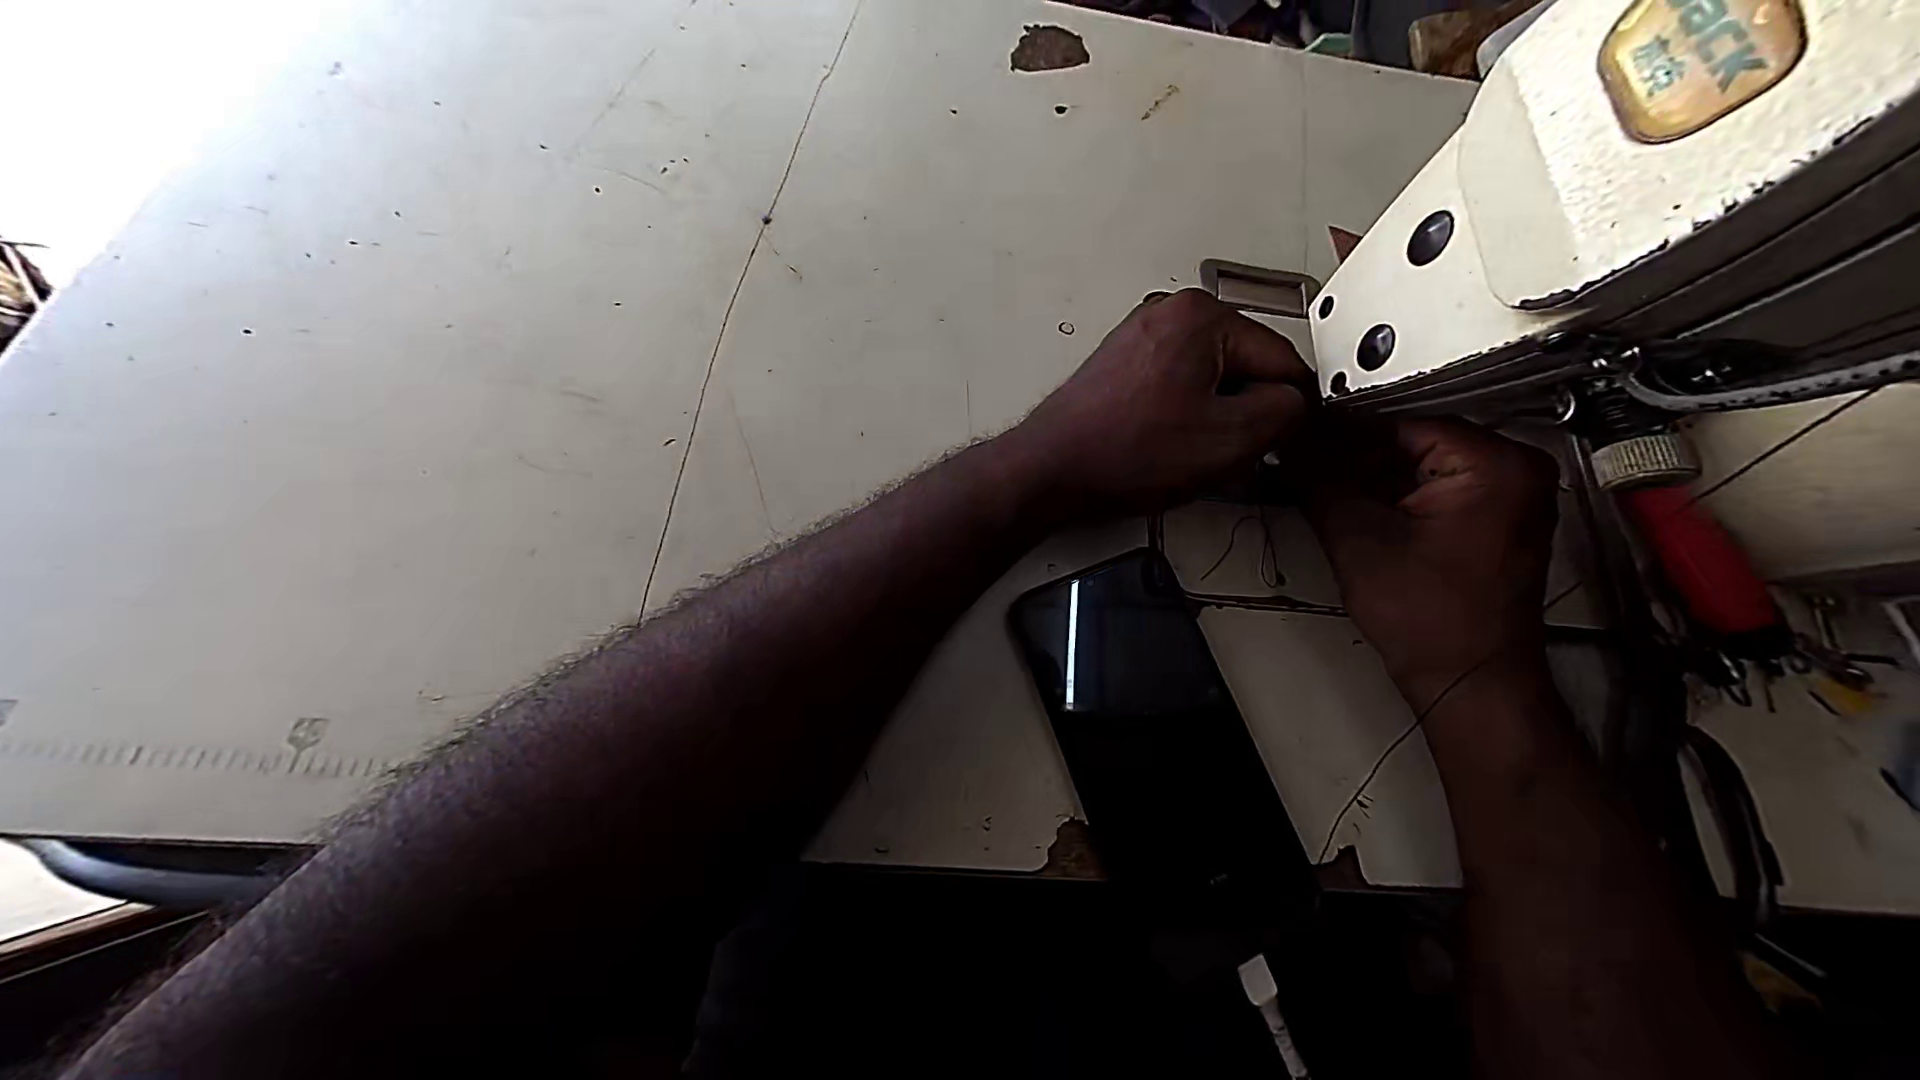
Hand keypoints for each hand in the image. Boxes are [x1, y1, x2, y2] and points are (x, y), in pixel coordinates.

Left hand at [1004, 289, 1312, 521]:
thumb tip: (1294, 402)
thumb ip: (1285, 411)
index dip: (1286, 410)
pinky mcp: (1122, 366)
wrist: (1048, 472)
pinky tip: (1156, 446)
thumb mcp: (1229, 440)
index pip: (1282, 360)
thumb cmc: (1117, 454)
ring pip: (1209, 384)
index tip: (1278, 441)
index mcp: (1200, 316)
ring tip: (1174, 450)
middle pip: (1243, 368)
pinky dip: (1177, 420)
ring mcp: (1140, 338)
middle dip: (1240, 414)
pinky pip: (1174, 391)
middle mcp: (1167, 315)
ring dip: (1208, 421)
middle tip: (1212, 451)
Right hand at [1306, 418, 1558, 706]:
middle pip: (1407, 444)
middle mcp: (1512, 474)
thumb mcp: (1358, 538)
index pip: (1398, 425)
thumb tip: (1292, 446)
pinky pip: (1426, 491)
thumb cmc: (1438, 623)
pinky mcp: (1485, 522)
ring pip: (1413, 468)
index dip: (1337, 433)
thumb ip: (1319, 482)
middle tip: (1298, 460)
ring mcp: (1503, 500)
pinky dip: (1384, 497)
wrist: (1466, 679)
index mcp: (1496, 466)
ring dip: (1361, 477)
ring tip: (1312, 483)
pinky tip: (1342, 504)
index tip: (1299, 435)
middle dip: (1346, 456)